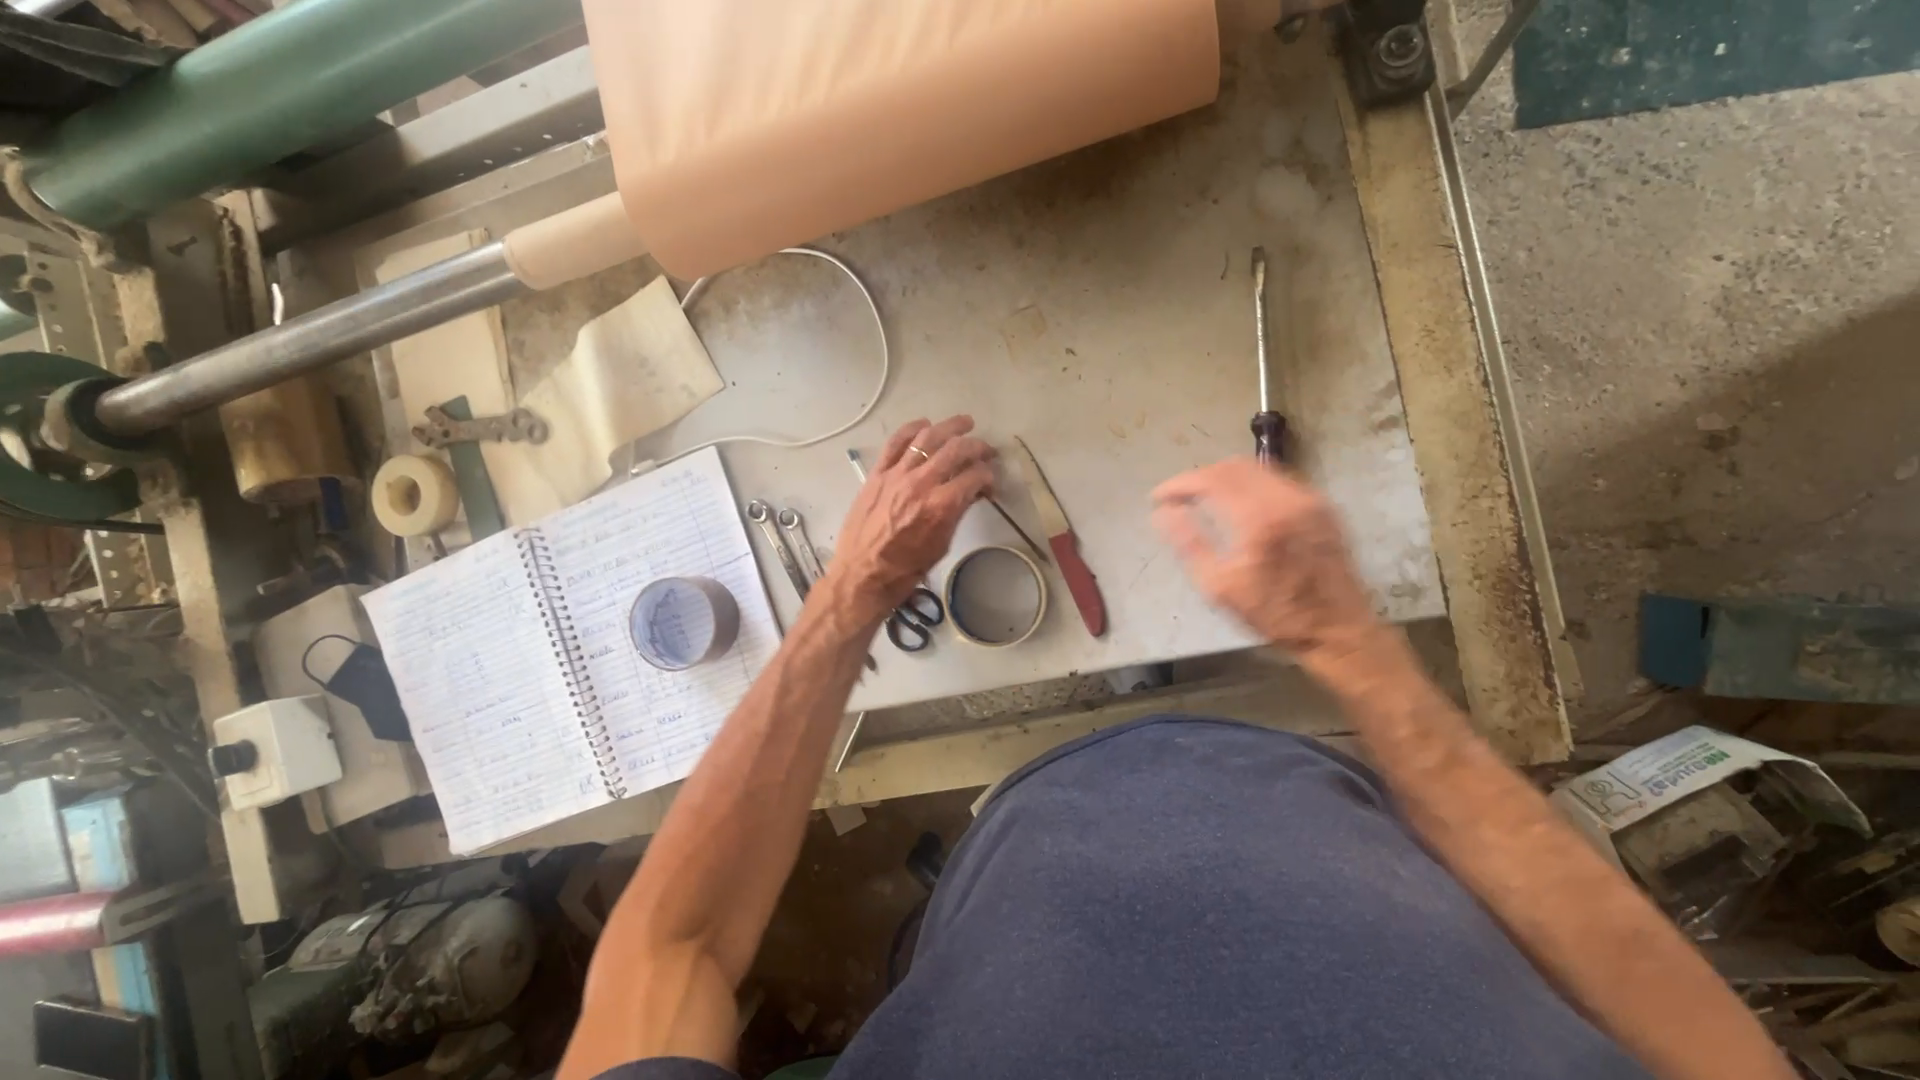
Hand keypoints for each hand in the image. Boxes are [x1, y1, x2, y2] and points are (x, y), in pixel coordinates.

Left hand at [828, 416, 994, 621]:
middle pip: (956, 450)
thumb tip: (971, 493)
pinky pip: (895, 443)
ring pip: (927, 437)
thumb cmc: (905, 569)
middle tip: (986, 449)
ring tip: (964, 423)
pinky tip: (924, 425)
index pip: (975, 477)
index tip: (990, 481)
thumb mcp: (941, 544)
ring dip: (950, 427)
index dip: (989, 476)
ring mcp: (896, 475)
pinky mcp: (877, 474)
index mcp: (941, 506)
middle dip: (977, 446)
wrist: (862, 575)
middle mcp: (921, 483)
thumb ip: (957, 513)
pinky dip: (911, 429)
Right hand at [1152, 458, 1378, 659]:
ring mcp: (1309, 500)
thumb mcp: (1220, 588)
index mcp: (1258, 518)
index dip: (1180, 483)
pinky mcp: (1322, 507)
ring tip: (1206, 498)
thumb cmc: (1274, 615)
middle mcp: (1286, 499)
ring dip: (1226, 477)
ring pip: (1258, 468)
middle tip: (1181, 496)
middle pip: (1233, 466)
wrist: (1336, 629)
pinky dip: (1252, 483)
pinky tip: (1241, 504)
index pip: (1210, 479)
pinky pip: (1280, 480)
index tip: (1160, 497)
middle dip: (1201, 476)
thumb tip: (1163, 513)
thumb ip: (1188, 544)